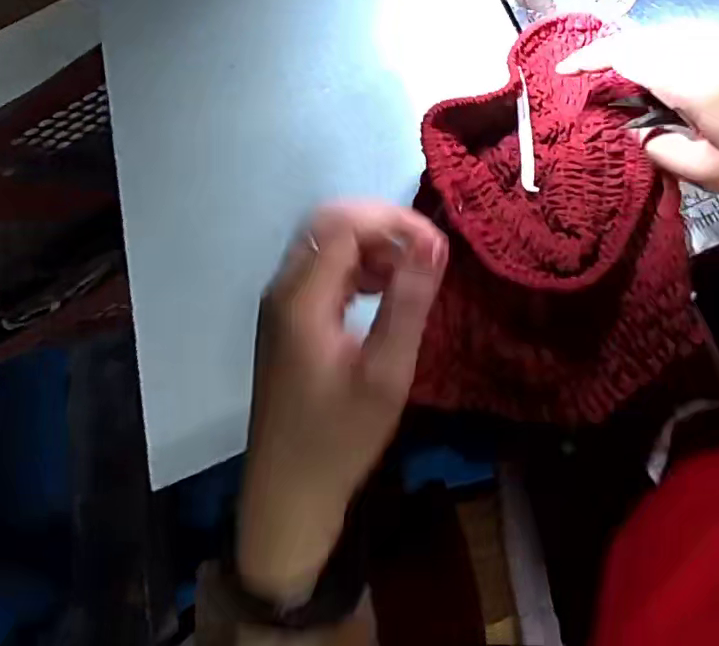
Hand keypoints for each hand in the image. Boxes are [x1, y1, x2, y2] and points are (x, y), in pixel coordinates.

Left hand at [236, 202, 447, 601]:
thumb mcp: (387, 372)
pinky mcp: (289, 320)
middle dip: (384, 227)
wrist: (287, 496)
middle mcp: (283, 291)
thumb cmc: (340, 437)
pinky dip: (361, 265)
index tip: (436, 247)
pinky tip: (387, 292)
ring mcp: (282, 305)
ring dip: (374, 245)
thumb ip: (410, 301)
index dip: (395, 222)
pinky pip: (325, 269)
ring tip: (412, 275)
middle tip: (425, 254)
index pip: (346, 223)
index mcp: (302, 300)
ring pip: (327, 243)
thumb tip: (436, 241)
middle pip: (331, 223)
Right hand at [558, 25, 718, 213]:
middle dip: (621, 64)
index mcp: (696, 75)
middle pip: (648, 40)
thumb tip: (640, 132)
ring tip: (658, 102)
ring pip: (678, 38)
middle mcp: (713, 41)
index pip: (625, 52)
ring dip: (656, 62)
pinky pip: (707, 40)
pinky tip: (702, 92)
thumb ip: (664, 149)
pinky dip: (686, 60)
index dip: (588, 58)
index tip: (565, 72)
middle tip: (614, 101)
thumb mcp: (716, 171)